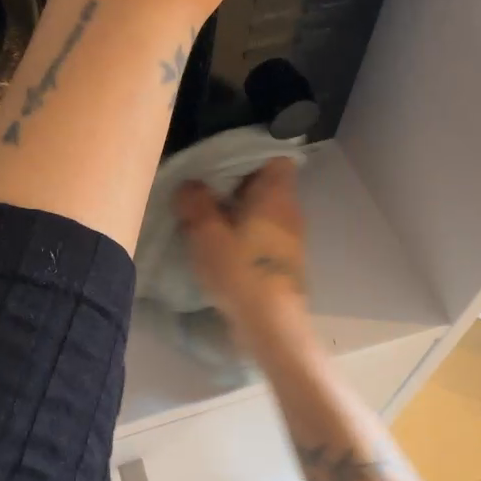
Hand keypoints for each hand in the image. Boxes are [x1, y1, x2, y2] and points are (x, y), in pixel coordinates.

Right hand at [174, 158, 310, 346]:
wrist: (272, 325)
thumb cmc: (240, 270)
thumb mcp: (206, 232)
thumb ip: (195, 202)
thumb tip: (190, 184)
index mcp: (276, 193)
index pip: (274, 157)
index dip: (248, 155)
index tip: (219, 163)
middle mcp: (290, 211)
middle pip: (266, 185)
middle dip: (236, 186)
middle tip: (203, 192)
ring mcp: (290, 239)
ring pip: (263, 213)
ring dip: (238, 214)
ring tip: (206, 222)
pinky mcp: (284, 264)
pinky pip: (262, 237)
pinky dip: (244, 237)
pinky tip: (221, 250)